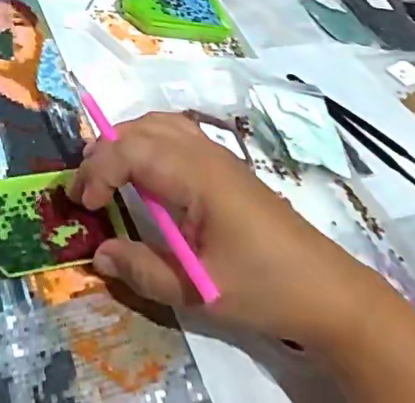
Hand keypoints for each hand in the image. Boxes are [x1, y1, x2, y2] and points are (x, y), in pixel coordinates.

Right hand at [68, 112, 393, 346]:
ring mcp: (215, 153)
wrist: (329, 291)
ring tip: (106, 174)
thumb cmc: (264, 288)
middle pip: (139, 128)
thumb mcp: (199, 290)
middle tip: (85, 191)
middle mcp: (203, 152)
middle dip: (103, 152)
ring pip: (157, 122)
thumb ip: (144, 270)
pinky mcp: (223, 164)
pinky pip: (174, 131)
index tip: (85, 206)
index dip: (98, 170)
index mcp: (196, 175)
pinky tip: (143, 172)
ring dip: (124, 141)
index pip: (131, 149)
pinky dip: (146, 140)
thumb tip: (98, 253)